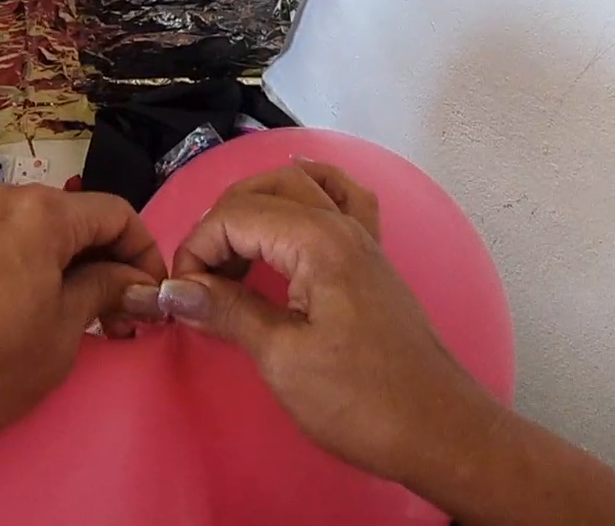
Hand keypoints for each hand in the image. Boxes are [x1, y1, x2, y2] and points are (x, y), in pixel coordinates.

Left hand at [0, 185, 167, 453]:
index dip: (145, 251)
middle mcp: (10, 201)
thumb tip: (135, 282)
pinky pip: (13, 242)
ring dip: (75, 266)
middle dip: (110, 262)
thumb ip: (105, 292)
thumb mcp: (61, 332)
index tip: (153, 294)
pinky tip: (39, 308)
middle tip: (124, 316)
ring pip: (46, 232)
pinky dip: (39, 267)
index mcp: (45, 213)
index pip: (117, 212)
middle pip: (80, 218)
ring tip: (85, 318)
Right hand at [158, 162, 500, 486]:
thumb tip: (174, 289)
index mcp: (315, 240)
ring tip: (229, 250)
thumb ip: (227, 311)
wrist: (439, 430)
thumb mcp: (283, 357)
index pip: (235, 216)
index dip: (197, 248)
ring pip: (297, 185)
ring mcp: (360, 234)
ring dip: (254, 206)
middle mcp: (338, 222)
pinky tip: (299, 187)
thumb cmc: (360, 399)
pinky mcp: (371, 254)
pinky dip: (314, 185)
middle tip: (199, 280)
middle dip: (219, 227)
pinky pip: (342, 196)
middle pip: (261, 192)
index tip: (182, 294)